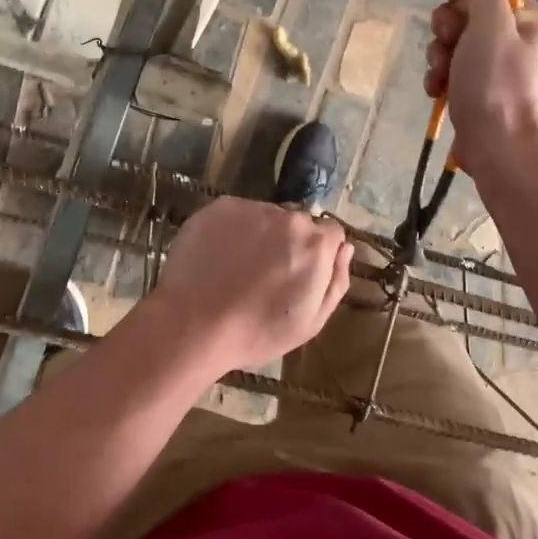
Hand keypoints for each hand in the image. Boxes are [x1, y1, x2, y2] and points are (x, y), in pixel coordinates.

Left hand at [151, 197, 352, 375]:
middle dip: (290, 242)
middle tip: (267, 274)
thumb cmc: (257, 332)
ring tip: (238, 267)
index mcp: (315, 244)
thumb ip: (336, 281)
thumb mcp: (311, 322)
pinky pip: (236, 214)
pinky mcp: (220, 206)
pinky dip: (232, 230)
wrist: (193, 324)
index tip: (300, 274)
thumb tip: (345, 249)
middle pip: (298, 223)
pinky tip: (218, 257)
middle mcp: (288, 217)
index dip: (319, 254)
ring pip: (266, 217)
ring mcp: (252, 208)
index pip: (331, 233)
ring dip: (261, 234)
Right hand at [427, 0, 537, 158]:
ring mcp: (499, 70)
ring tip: (441, 76)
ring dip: (439, 56)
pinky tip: (437, 92)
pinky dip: (440, 79)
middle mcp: (518, 41)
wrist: (499, 148)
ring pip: (455, 44)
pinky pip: (453, 72)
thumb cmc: (496, 85)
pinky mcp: (482, 93)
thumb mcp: (492, 26)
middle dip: (448, 28)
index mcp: (530, 21)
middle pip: (469, 15)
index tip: (450, 1)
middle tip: (447, 43)